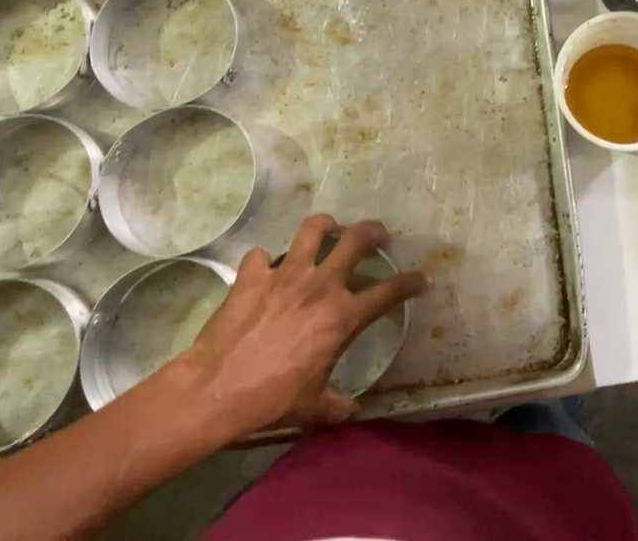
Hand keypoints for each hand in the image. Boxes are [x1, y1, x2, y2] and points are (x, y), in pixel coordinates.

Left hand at [174, 214, 427, 439]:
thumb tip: (352, 412)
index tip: (421, 278)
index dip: (410, 282)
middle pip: (356, 240)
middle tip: (379, 235)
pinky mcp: (251, 276)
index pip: (389, 291)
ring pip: (312, 229)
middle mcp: (320, 286)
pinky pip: (259, 255)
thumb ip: (337, 405)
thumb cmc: (272, 400)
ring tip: (328, 229)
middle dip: (373, 231)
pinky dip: (263, 260)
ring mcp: (284, 275)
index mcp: (342, 316)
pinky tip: (263, 270)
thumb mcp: (313, 407)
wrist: (216, 391)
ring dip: (324, 226)